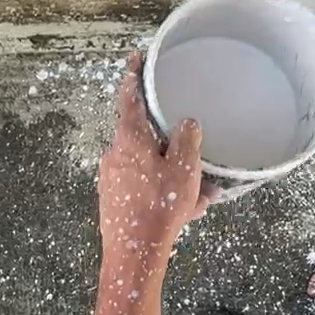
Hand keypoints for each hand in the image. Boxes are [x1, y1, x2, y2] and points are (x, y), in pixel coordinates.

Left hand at [98, 53, 212, 257]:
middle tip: (192, 150)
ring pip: (150, 166)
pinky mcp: (114, 200)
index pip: (129, 97)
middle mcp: (115, 154)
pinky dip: (166, 192)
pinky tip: (190, 210)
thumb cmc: (159, 207)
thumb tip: (186, 123)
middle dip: (171, 143)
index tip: (136, 59)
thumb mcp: (184, 168)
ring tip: (202, 194)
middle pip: (144, 136)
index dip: (134, 76)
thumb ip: (186, 139)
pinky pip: (145, 187)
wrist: (134, 254)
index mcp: (129, 139)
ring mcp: (112, 179)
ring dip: (174, 174)